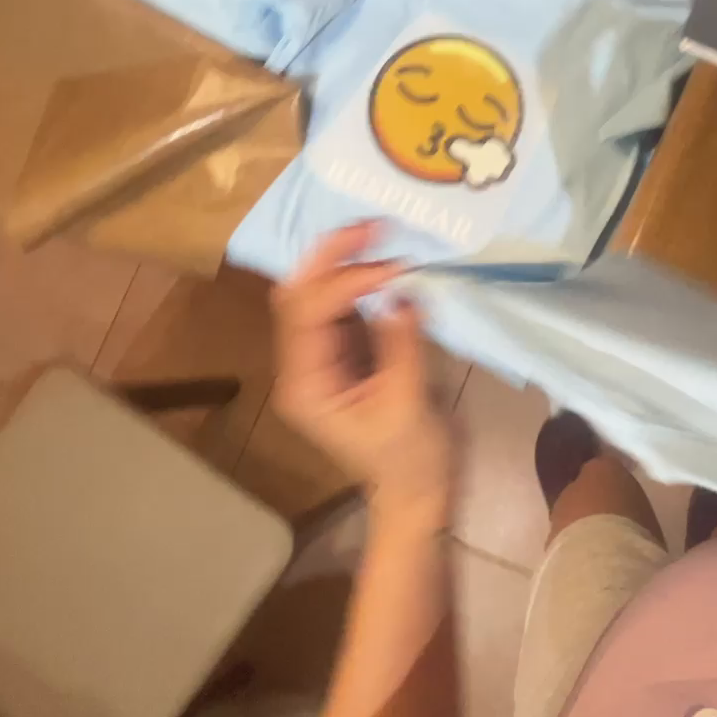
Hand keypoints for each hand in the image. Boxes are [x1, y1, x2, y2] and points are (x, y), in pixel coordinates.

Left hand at [273, 223, 456, 516]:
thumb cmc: (411, 460)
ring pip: (317, 292)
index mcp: (307, 384)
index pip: (309, 314)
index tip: (395, 270)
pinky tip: (385, 262)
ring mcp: (323, 355)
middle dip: (331, 255)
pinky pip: (343, 303)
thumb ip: (401, 346)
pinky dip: (361, 278)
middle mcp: (304, 364)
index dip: (346, 282)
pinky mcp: (347, 351)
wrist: (417, 491)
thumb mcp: (408, 406)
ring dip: (344, 260)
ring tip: (381, 233)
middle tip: (375, 225)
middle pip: (299, 293)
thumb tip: (401, 292)